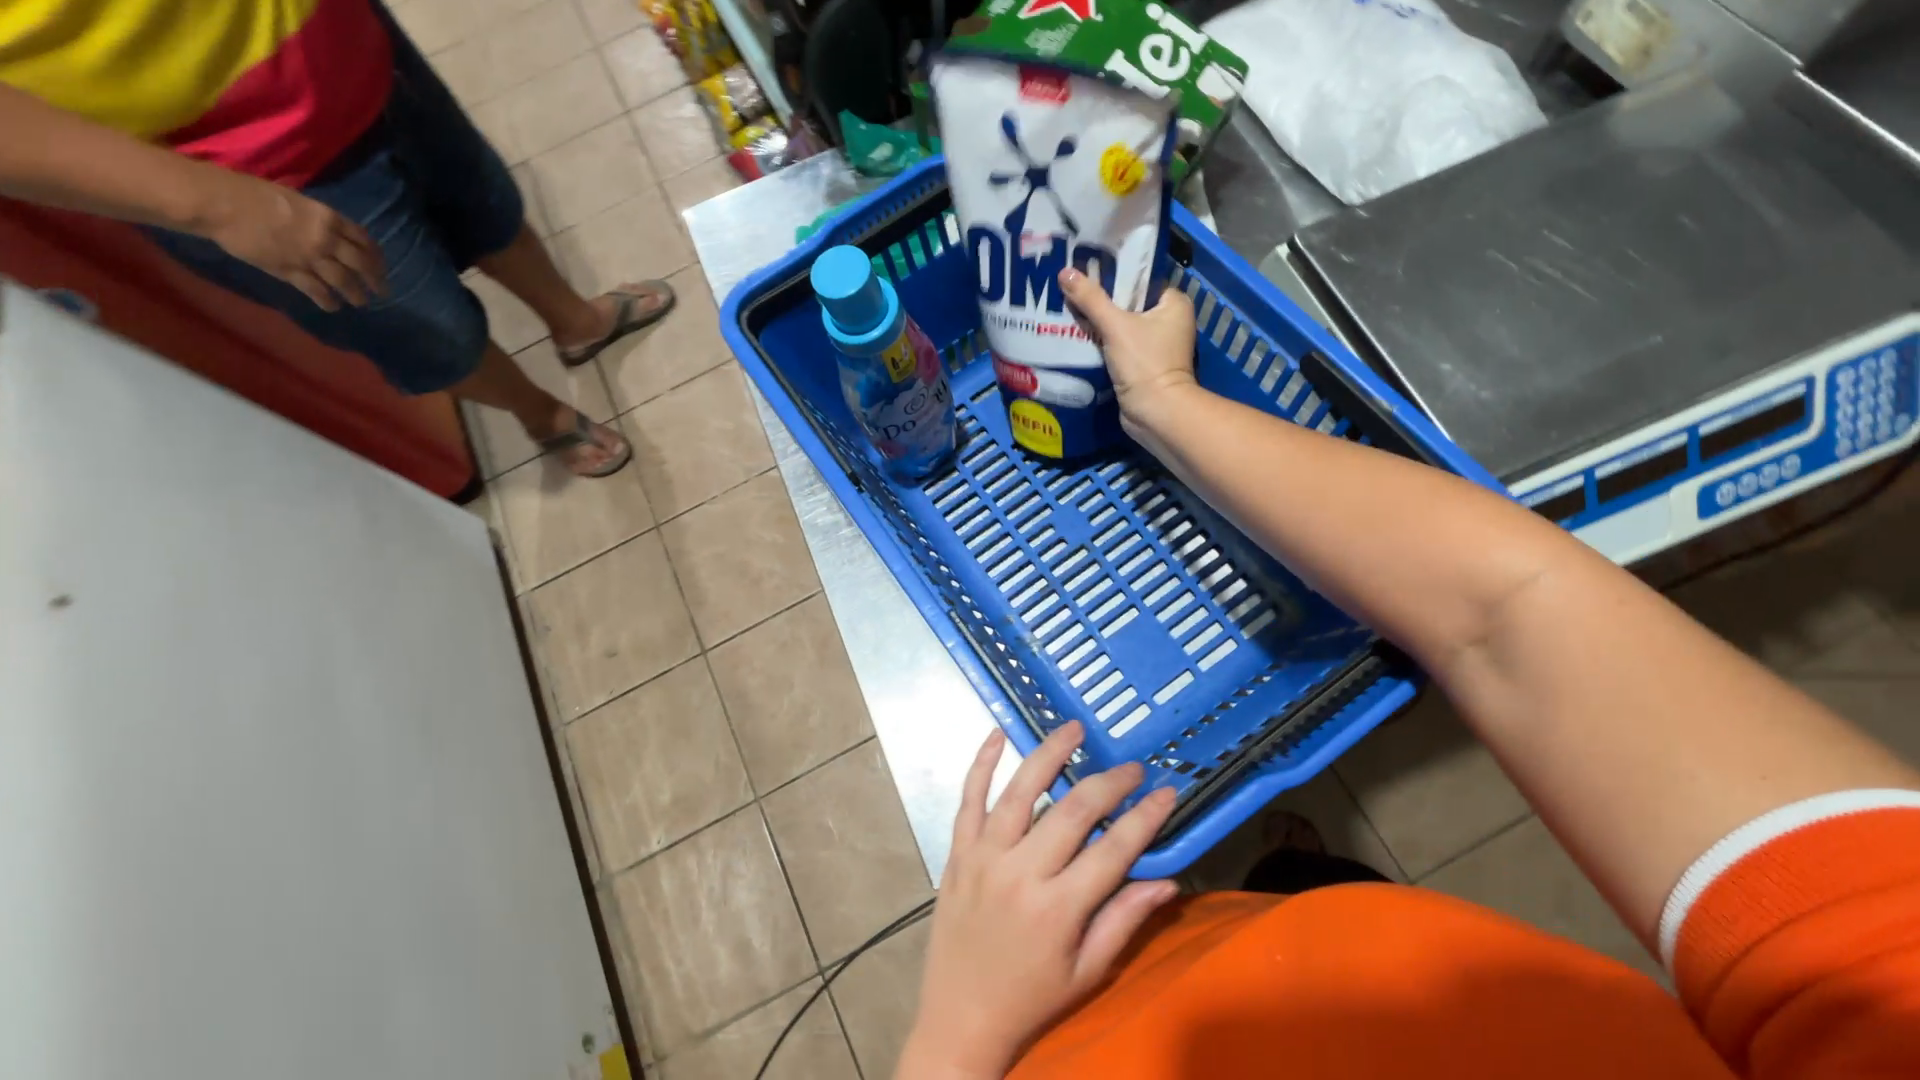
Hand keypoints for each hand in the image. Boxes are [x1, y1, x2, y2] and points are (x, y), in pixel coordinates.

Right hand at [194, 168, 385, 310]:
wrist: (221, 204)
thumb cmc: (251, 194)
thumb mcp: (296, 200)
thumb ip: (318, 219)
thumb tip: (332, 232)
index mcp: (328, 218)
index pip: (364, 240)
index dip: (376, 257)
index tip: (381, 267)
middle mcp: (326, 239)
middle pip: (361, 264)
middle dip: (375, 280)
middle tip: (383, 292)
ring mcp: (309, 257)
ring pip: (343, 281)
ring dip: (355, 294)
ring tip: (361, 303)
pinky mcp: (290, 271)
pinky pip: (317, 290)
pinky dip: (327, 300)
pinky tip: (332, 306)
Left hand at [900, 724, 1179, 1079]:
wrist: (958, 1017)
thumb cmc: (1030, 998)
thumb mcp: (1086, 971)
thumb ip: (1124, 921)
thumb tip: (1167, 882)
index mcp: (1059, 909)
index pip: (1113, 849)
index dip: (1145, 817)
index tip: (1167, 792)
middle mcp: (1021, 873)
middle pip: (1072, 811)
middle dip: (1109, 782)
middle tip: (1132, 767)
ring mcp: (983, 857)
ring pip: (1019, 792)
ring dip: (1048, 754)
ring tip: (1072, 728)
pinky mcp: (957, 852)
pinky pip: (967, 799)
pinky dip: (980, 764)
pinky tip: (997, 734)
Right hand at [1058, 267, 1197, 438]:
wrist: (1154, 414)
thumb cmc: (1143, 363)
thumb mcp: (1115, 326)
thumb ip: (1090, 299)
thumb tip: (1065, 271)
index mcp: (1174, 304)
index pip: (1141, 280)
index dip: (1115, 274)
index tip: (1087, 270)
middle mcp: (1170, 321)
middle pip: (1129, 303)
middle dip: (1102, 300)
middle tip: (1072, 289)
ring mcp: (1157, 345)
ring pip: (1122, 325)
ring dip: (1099, 322)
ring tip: (1069, 308)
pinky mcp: (1143, 364)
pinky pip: (1119, 345)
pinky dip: (1101, 342)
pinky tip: (1077, 335)